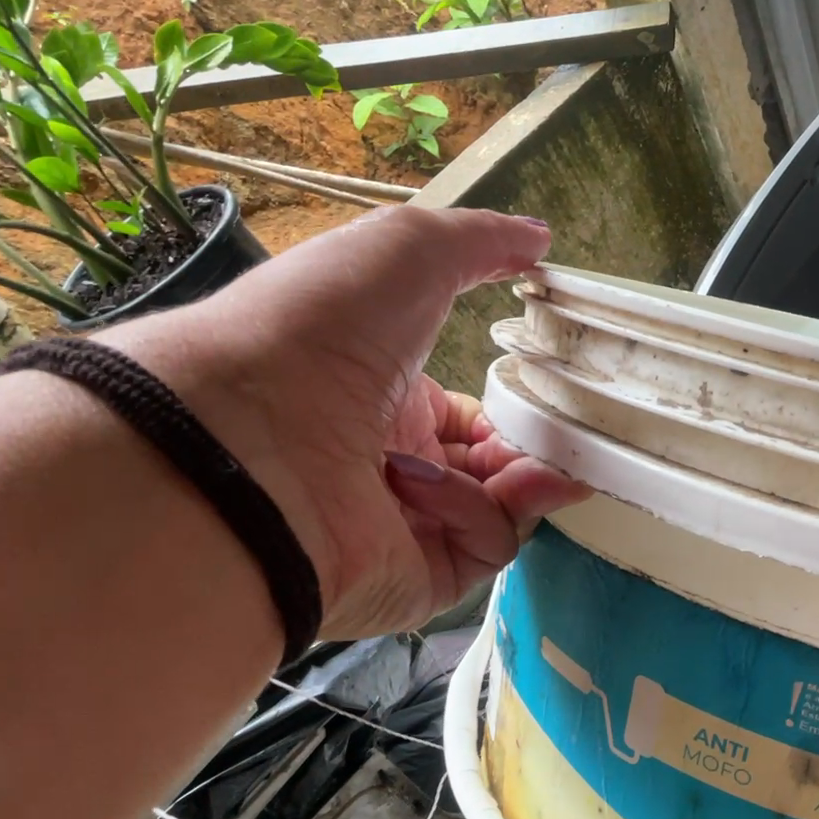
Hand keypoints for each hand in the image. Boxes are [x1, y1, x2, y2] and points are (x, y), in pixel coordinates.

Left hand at [102, 206, 589, 640]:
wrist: (247, 437)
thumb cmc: (322, 331)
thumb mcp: (405, 252)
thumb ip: (481, 242)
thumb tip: (541, 239)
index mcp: (387, 400)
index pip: (469, 417)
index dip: (511, 407)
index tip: (550, 392)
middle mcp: (395, 465)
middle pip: (496, 465)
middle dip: (538, 449)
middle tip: (571, 436)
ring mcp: (407, 524)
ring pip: (504, 510)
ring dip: (531, 481)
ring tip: (548, 466)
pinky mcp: (417, 578)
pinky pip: (480, 547)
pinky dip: (477, 515)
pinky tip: (444, 488)